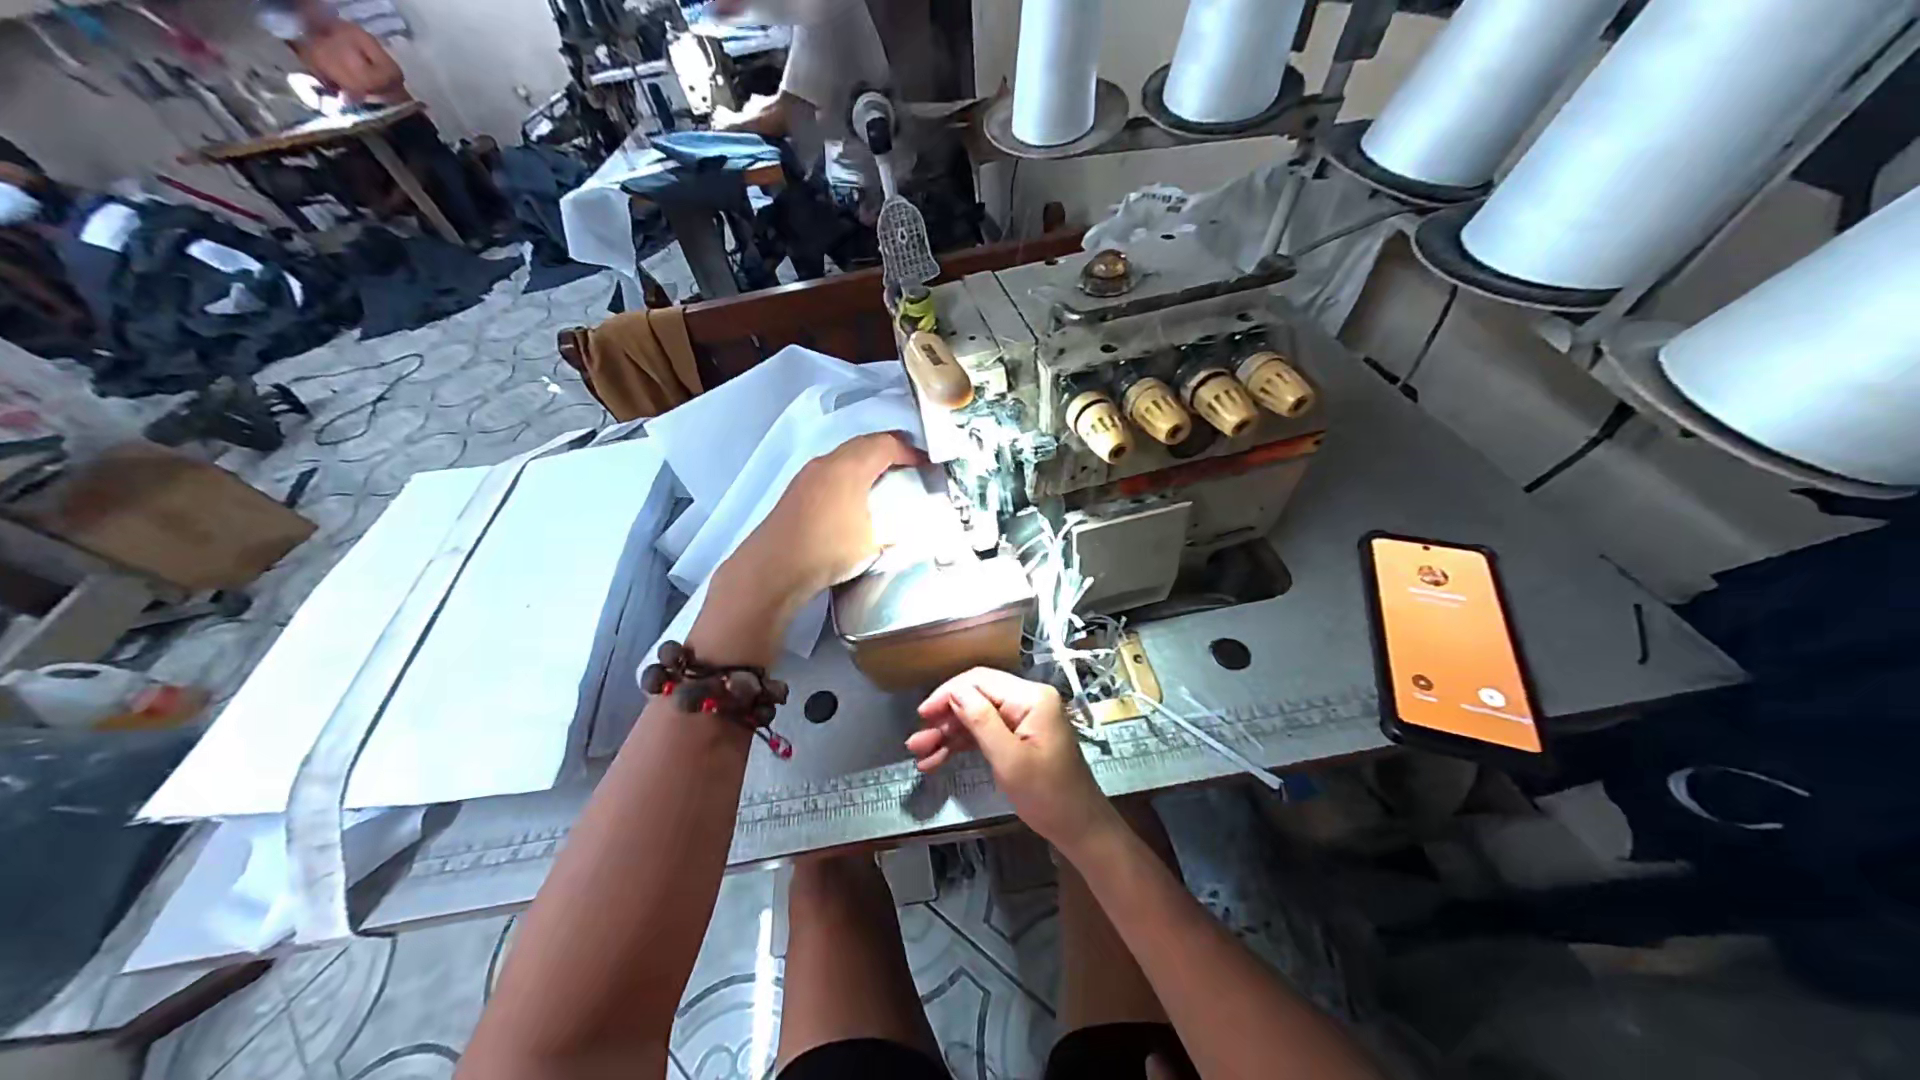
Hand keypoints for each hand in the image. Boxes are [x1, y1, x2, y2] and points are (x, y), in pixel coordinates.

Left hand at [728, 430, 921, 603]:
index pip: (887, 444)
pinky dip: (850, 473)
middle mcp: (828, 462)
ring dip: (867, 461)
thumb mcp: (874, 542)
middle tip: (909, 465)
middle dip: (890, 450)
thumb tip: (902, 526)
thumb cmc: (828, 549)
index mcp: (851, 467)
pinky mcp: (797, 489)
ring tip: (885, 479)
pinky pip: (831, 469)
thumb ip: (893, 528)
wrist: (773, 567)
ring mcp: (809, 474)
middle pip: (865, 443)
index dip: (910, 451)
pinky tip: (854, 496)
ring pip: (845, 455)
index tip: (925, 463)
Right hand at [906, 668, 1119, 851]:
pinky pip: (984, 733)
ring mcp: (1023, 719)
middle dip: (944, 718)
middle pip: (976, 697)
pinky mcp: (1018, 737)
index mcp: (1031, 698)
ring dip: (948, 734)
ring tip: (920, 754)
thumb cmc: (1048, 795)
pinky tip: (937, 760)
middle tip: (916, 742)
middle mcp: (1027, 700)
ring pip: (976, 716)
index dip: (948, 694)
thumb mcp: (1010, 760)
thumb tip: (955, 692)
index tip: (922, 715)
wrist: (1079, 828)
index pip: (980, 681)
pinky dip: (962, 745)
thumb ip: (981, 722)